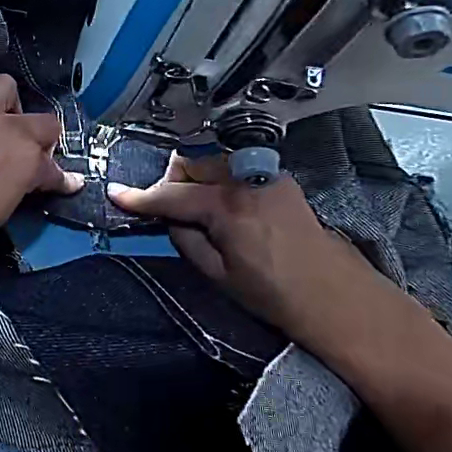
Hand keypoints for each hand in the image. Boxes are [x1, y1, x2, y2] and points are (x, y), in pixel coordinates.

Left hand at [0, 76, 82, 270]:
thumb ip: (20, 188)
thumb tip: (39, 181)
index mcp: (25, 160)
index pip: (54, 168)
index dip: (59, 178)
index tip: (62, 184)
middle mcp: (6, 127)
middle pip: (45, 122)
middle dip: (43, 139)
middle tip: (27, 155)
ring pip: (6, 86)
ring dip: (7, 105)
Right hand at [107, 155, 393, 345]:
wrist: (333, 294)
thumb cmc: (274, 294)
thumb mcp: (218, 275)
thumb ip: (185, 239)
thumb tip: (168, 217)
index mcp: (227, 208)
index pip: (172, 195)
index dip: (141, 198)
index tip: (118, 195)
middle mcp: (246, 180)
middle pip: (192, 160)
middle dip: (173, 179)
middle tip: (170, 207)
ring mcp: (266, 174)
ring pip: (214, 157)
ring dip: (197, 174)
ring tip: (199, 206)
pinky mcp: (280, 177)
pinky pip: (237, 166)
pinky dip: (221, 177)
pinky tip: (226, 204)